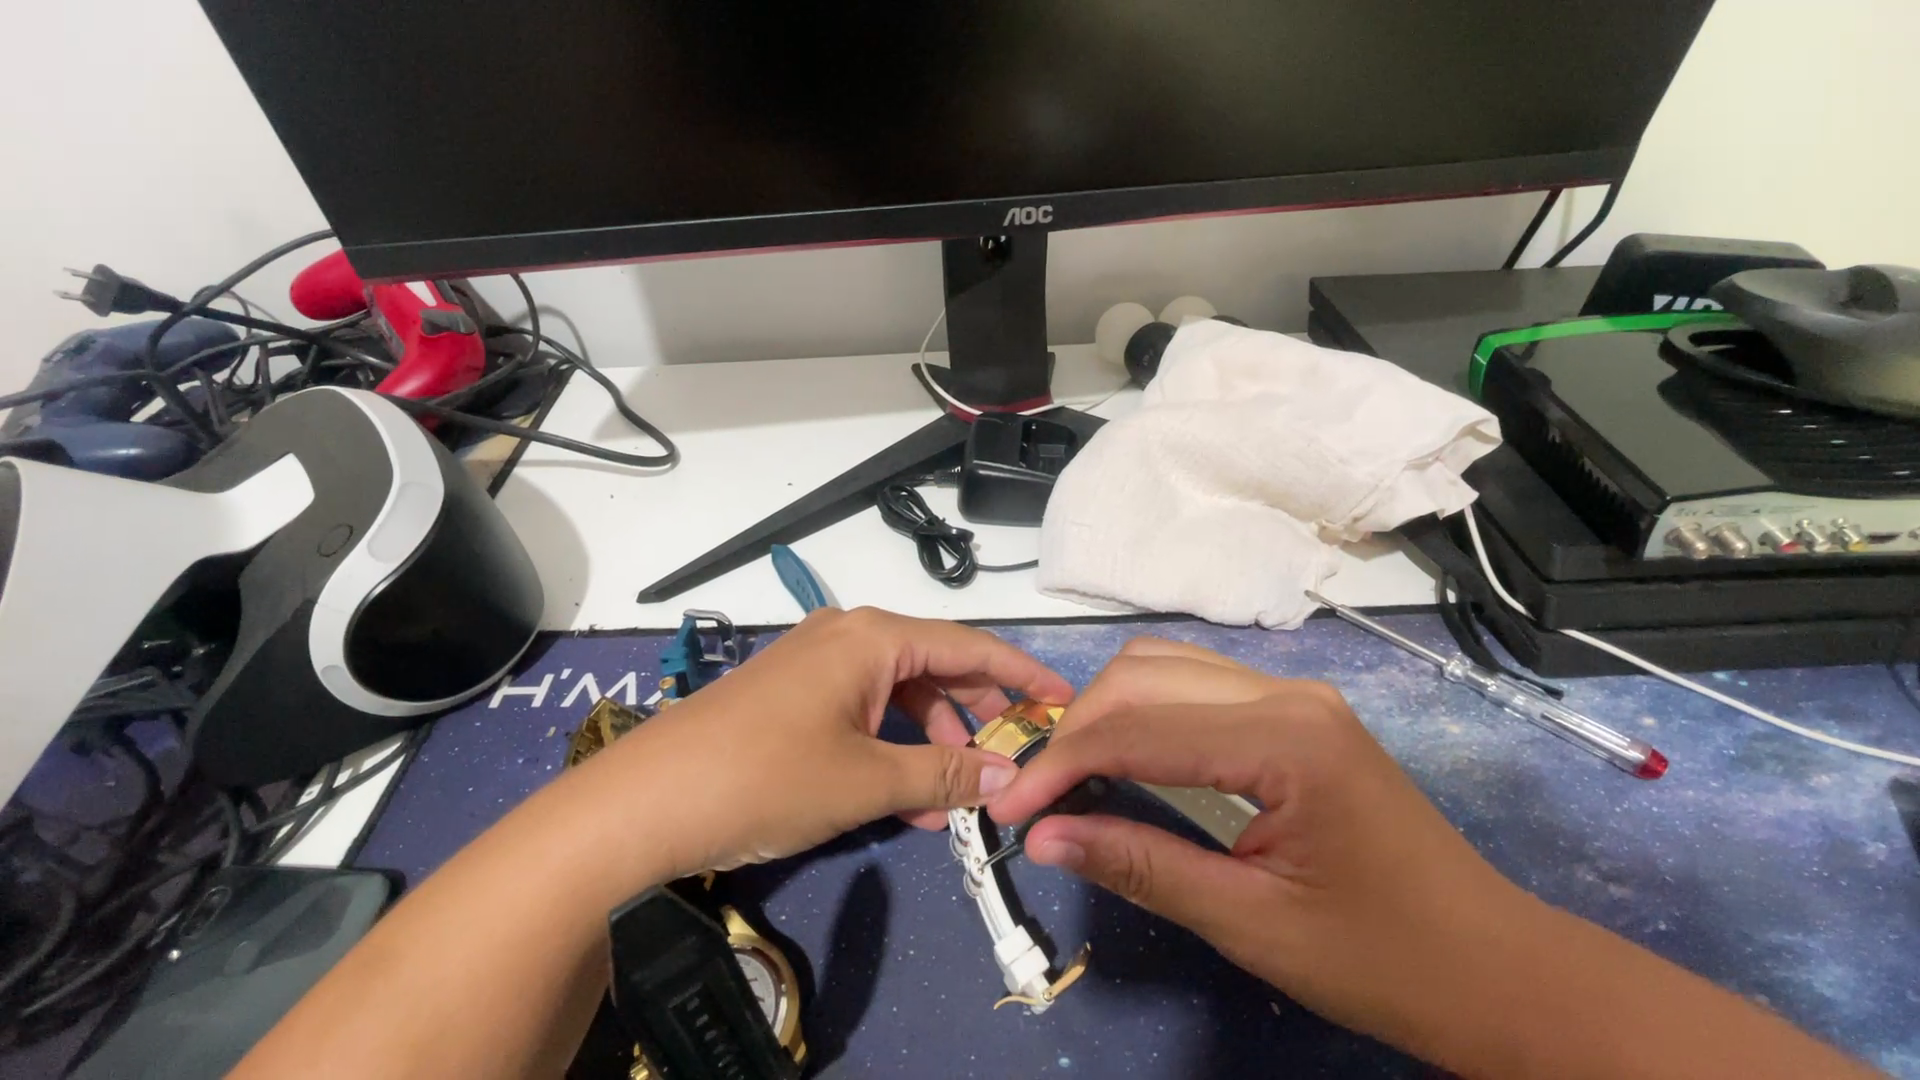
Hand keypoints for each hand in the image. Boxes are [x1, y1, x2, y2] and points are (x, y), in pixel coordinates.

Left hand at [586, 607, 1072, 876]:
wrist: (645, 803)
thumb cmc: (766, 778)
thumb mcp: (865, 781)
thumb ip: (942, 775)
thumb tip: (1007, 775)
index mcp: (873, 636)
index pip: (969, 646)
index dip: (1021, 674)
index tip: (1062, 700)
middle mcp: (847, 635)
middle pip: (934, 666)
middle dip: (974, 716)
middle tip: (1007, 760)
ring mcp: (814, 663)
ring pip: (897, 694)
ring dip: (929, 743)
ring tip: (945, 802)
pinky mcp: (791, 694)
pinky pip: (861, 710)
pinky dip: (889, 747)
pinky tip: (900, 797)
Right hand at [987, 639, 1536, 1060]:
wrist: (1496, 970)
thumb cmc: (1381, 959)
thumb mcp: (1249, 923)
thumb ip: (1140, 865)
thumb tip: (1043, 836)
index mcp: (1285, 739)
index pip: (1138, 730)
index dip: (1061, 765)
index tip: (1009, 807)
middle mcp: (1288, 693)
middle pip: (1143, 677)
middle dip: (1076, 729)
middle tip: (1036, 794)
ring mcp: (1295, 696)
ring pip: (1165, 668)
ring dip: (1106, 713)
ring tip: (1070, 775)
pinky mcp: (1295, 713)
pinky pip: (1195, 688)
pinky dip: (1143, 715)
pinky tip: (1124, 758)